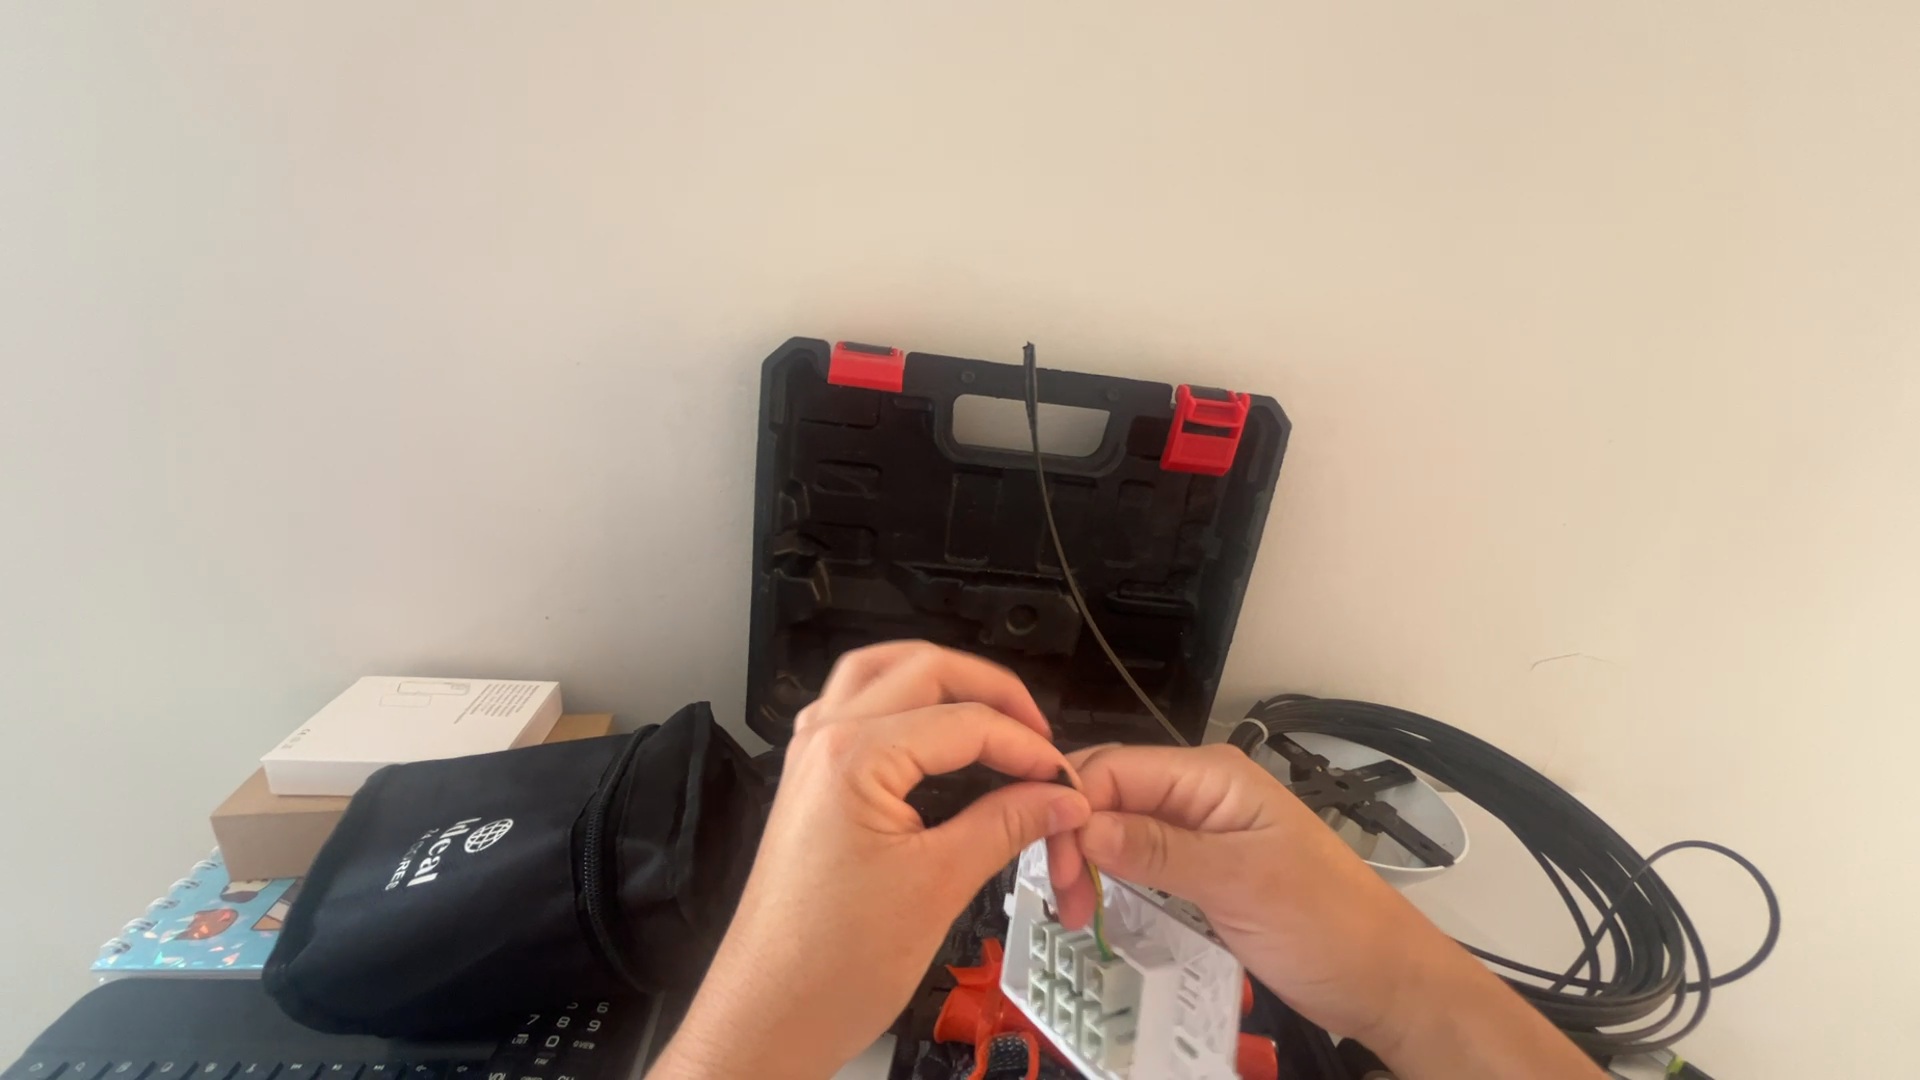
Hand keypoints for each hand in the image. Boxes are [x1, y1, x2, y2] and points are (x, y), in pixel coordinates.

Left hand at [647, 643, 1090, 1079]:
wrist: (766, 1018)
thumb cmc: (829, 967)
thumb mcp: (938, 887)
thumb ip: (1007, 825)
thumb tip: (1057, 797)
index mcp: (853, 756)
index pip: (963, 722)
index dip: (1024, 745)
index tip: (1059, 775)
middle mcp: (824, 738)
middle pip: (922, 669)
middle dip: (989, 688)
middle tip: (1034, 728)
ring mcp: (811, 754)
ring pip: (880, 671)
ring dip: (939, 677)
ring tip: (989, 707)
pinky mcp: (811, 776)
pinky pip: (856, 704)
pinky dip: (901, 698)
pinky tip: (928, 725)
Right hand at [1052, 743, 1605, 1079]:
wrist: (1388, 982)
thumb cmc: (1324, 925)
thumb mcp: (1239, 883)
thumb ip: (1158, 849)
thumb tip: (1082, 826)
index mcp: (1210, 773)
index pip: (1118, 769)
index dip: (1077, 806)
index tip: (1056, 864)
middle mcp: (1198, 787)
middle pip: (1112, 789)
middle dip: (1075, 831)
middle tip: (1063, 895)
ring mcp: (1196, 822)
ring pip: (1119, 820)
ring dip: (1088, 854)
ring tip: (1075, 905)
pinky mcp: (1196, 857)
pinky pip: (1138, 849)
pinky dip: (1110, 868)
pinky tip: (1095, 894)